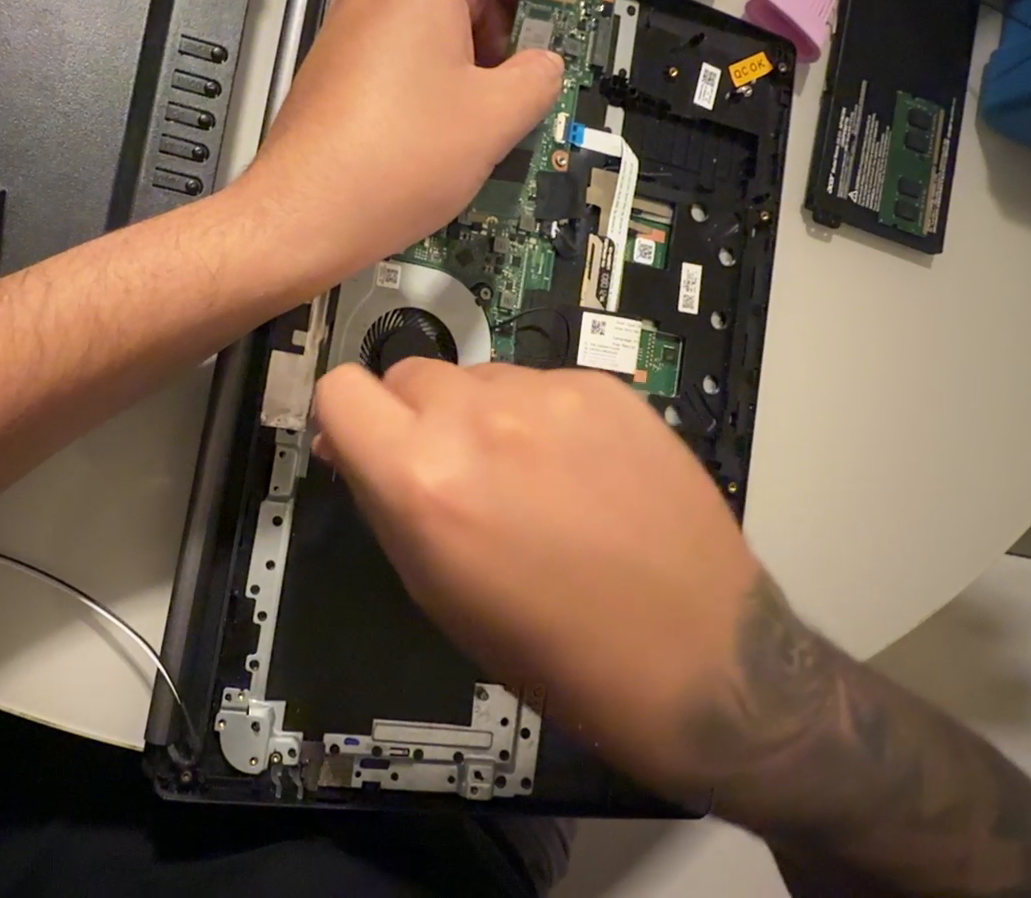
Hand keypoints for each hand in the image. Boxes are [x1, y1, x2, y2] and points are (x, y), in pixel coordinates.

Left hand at [241, 0, 566, 280]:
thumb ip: (540, 78)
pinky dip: (432, 78)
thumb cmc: (389, 164)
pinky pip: (397, 56)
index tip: (552, 22)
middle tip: (523, 77)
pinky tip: (443, 132)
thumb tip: (543, 68)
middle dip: (505, 21)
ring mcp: (347, 34)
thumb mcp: (494, 120)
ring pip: (428, 21)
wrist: (302, 218)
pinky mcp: (333, 74)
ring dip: (470, 56)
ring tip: (486, 115)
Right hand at [312, 359, 762, 793]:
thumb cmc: (543, 644)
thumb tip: (350, 446)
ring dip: (477, 414)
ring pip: (474, 376)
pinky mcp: (606, 389)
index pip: (339, 390)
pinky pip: (538, 382)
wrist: (692, 656)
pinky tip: (576, 470)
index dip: (344, 418)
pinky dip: (538, 416)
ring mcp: (547, 396)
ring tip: (526, 476)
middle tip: (452, 469)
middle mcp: (477, 419)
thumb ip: (382, 499)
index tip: (364, 443)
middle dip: (413, 416)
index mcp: (420, 478)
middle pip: (405, 374)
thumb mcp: (429, 586)